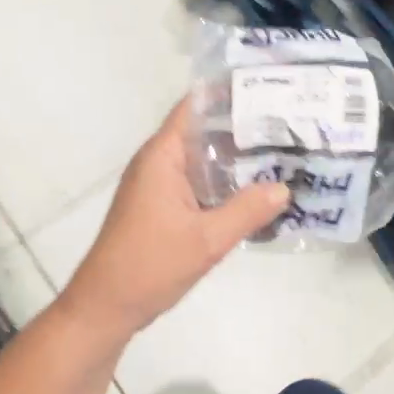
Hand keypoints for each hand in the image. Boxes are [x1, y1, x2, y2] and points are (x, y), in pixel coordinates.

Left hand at [56, 99, 290, 343]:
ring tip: (281, 152)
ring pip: (201, 160)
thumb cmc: (149, 265)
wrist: (105, 307)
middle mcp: (157, 162)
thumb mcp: (206, 240)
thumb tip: (284, 187)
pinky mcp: (160, 206)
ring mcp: (157, 185)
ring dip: (234, 158)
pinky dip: (222, 182)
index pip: (195, 107)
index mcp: (162, 156)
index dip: (228, 93)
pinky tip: (254, 191)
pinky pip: (196, 182)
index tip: (266, 87)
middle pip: (203, 131)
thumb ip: (247, 212)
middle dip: (241, 127)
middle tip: (288, 124)